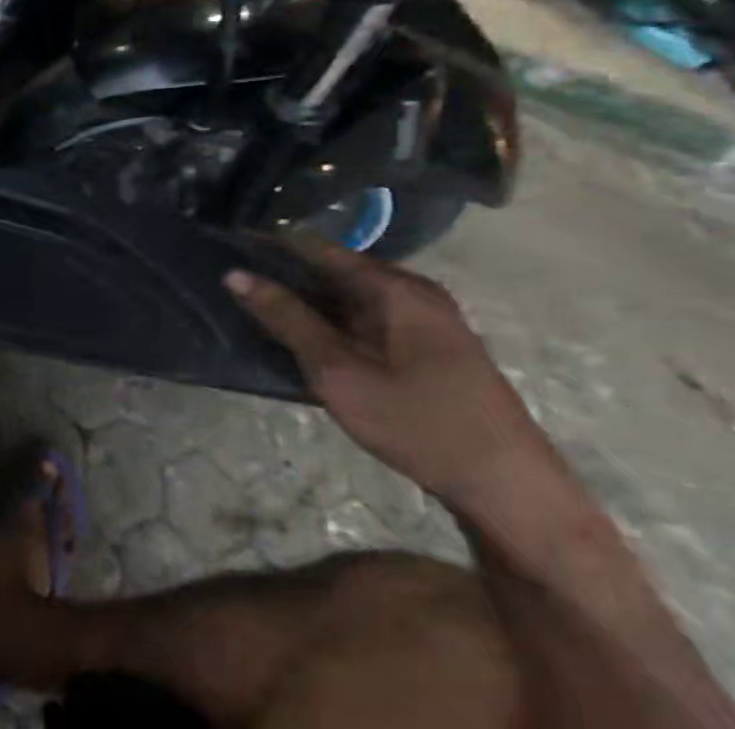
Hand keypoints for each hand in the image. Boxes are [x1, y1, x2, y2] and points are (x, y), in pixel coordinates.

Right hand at [225, 238, 553, 502]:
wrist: (507, 486)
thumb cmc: (417, 422)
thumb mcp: (338, 372)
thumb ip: (286, 319)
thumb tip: (236, 275)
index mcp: (395, 287)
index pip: (316, 247)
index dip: (269, 247)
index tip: (227, 250)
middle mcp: (413, 291)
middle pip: (334, 270)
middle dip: (284, 276)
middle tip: (233, 287)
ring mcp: (425, 318)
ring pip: (349, 297)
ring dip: (307, 303)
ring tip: (257, 311)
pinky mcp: (428, 346)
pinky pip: (366, 318)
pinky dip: (331, 323)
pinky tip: (304, 340)